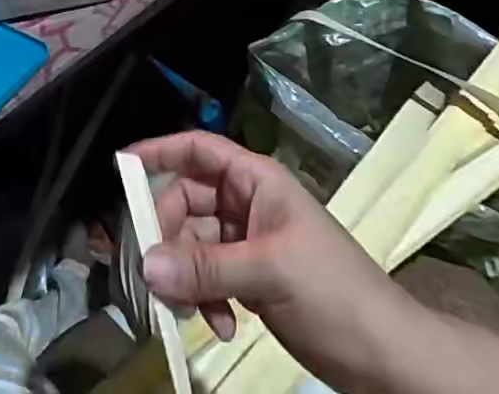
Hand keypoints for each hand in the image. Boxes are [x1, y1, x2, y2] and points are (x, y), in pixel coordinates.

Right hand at [126, 132, 418, 391]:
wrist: (377, 347)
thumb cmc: (332, 289)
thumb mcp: (269, 272)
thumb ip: (206, 267)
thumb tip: (145, 264)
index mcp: (258, 180)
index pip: (201, 150)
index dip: (161, 151)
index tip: (120, 166)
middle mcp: (248, 203)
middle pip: (186, 202)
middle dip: (167, 238)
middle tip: (157, 279)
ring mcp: (248, 241)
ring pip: (192, 244)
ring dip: (186, 278)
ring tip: (199, 315)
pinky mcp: (249, 276)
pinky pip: (206, 276)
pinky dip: (204, 300)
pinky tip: (222, 327)